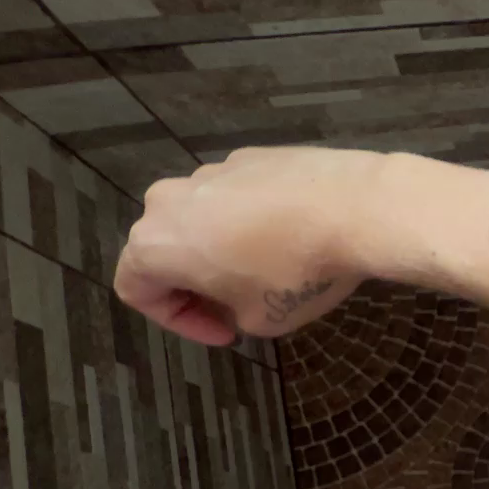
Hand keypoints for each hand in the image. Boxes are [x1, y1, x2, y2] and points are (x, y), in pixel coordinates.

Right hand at [115, 147, 404, 343]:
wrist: (352, 208)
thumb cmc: (297, 273)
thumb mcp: (262, 320)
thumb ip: (232, 315)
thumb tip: (237, 299)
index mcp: (155, 242)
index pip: (137, 289)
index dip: (178, 320)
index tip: (225, 332)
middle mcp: (169, 199)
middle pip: (168, 249)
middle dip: (201, 284)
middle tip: (243, 304)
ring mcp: (210, 171)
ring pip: (206, 219)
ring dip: (228, 249)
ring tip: (275, 270)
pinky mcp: (251, 156)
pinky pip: (242, 197)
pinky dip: (259, 221)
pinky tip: (298, 236)